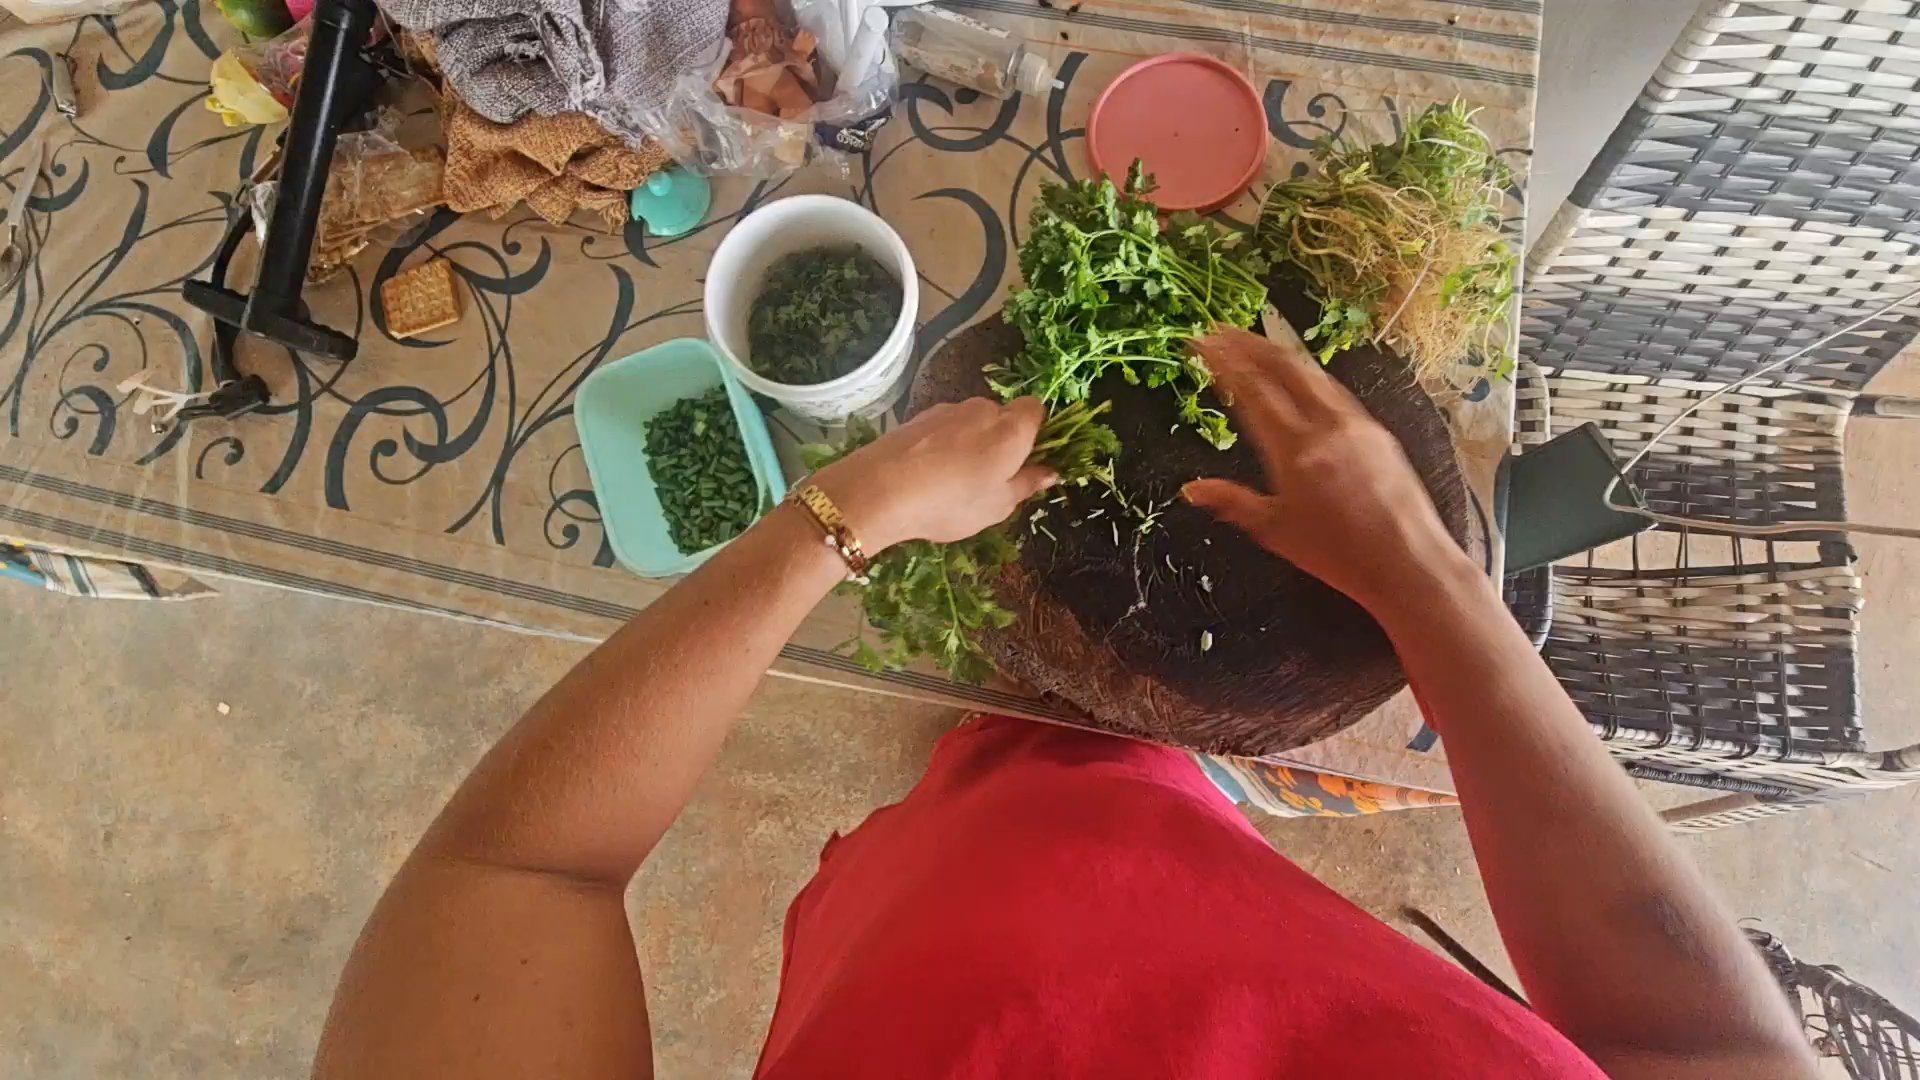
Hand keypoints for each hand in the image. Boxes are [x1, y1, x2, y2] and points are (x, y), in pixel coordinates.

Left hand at [809, 396, 1055, 550]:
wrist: (880, 490)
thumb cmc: (951, 502)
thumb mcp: (998, 505)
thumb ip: (1027, 484)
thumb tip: (1051, 472)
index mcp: (1011, 429)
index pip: (1036, 409)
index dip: (1035, 432)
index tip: (1026, 461)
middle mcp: (982, 409)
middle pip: (1001, 416)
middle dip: (1000, 441)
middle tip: (989, 479)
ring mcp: (946, 410)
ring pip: (970, 422)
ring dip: (970, 443)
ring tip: (953, 481)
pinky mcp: (917, 417)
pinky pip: (943, 428)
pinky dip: (943, 445)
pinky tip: (928, 474)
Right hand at [1182, 326, 1474, 619]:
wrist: (1408, 562)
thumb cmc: (1338, 554)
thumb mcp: (1274, 530)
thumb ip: (1231, 502)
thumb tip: (1191, 489)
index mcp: (1296, 450)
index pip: (1253, 391)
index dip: (1225, 363)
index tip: (1202, 345)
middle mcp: (1328, 426)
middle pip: (1284, 367)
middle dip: (1249, 344)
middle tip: (1220, 331)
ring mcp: (1356, 424)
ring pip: (1311, 374)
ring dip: (1277, 354)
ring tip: (1251, 343)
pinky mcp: (1376, 431)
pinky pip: (1333, 391)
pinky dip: (1304, 375)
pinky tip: (1296, 377)